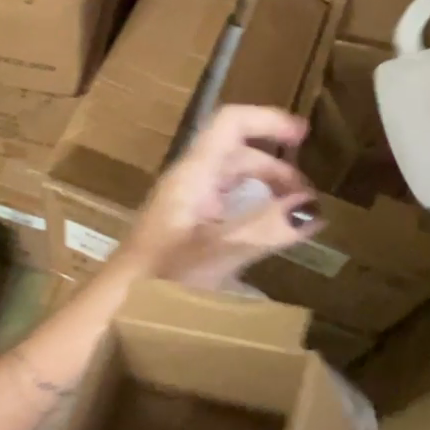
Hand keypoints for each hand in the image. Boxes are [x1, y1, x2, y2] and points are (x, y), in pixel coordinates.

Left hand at [116, 105, 322, 289]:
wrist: (116, 308)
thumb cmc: (161, 277)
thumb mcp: (220, 251)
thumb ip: (267, 226)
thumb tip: (313, 205)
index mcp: (192, 174)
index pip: (230, 124)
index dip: (267, 120)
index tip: (304, 135)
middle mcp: (188, 181)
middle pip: (235, 153)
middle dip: (275, 165)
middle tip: (309, 194)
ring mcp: (184, 205)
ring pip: (230, 180)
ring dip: (265, 187)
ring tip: (294, 213)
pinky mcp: (183, 229)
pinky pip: (224, 204)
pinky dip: (251, 209)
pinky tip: (265, 234)